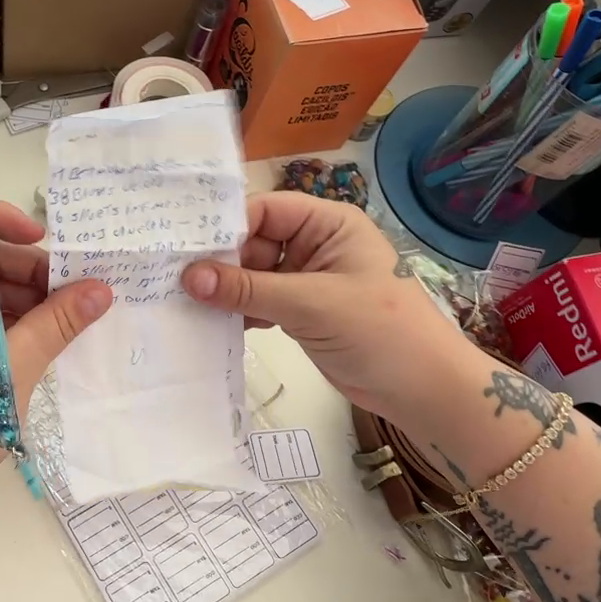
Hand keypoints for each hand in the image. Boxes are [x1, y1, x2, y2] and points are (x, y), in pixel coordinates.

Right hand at [181, 192, 476, 415]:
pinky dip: (238, 311)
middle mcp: (315, 245)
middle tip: (177, 282)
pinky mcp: (301, 311)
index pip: (264, 210)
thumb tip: (188, 277)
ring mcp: (307, 280)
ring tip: (187, 303)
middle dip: (220, 262)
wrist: (423, 390)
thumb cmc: (379, 332)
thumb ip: (247, 289)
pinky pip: (259, 301)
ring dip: (226, 290)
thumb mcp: (310, 304)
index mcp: (328, 224)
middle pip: (253, 242)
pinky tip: (213, 323)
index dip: (226, 227)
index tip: (185, 251)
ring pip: (252, 275)